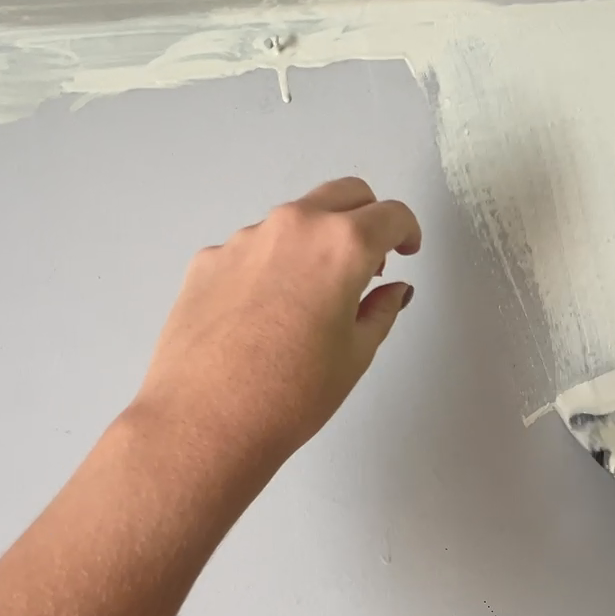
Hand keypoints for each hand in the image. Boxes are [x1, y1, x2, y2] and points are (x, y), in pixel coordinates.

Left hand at [129, 177, 420, 462]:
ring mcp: (245, 239)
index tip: (408, 250)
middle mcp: (293, 227)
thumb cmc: (293, 394)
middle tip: (370, 263)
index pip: (391, 215)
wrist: (205, 421)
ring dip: (316, 241)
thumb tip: (393, 290)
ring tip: (313, 296)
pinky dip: (274, 263)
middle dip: (367, 218)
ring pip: (295, 219)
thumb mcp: (356, 354)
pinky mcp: (208, 259)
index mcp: (342, 245)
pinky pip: (254, 247)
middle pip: (344, 194)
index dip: (408, 231)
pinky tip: (267, 312)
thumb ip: (381, 309)